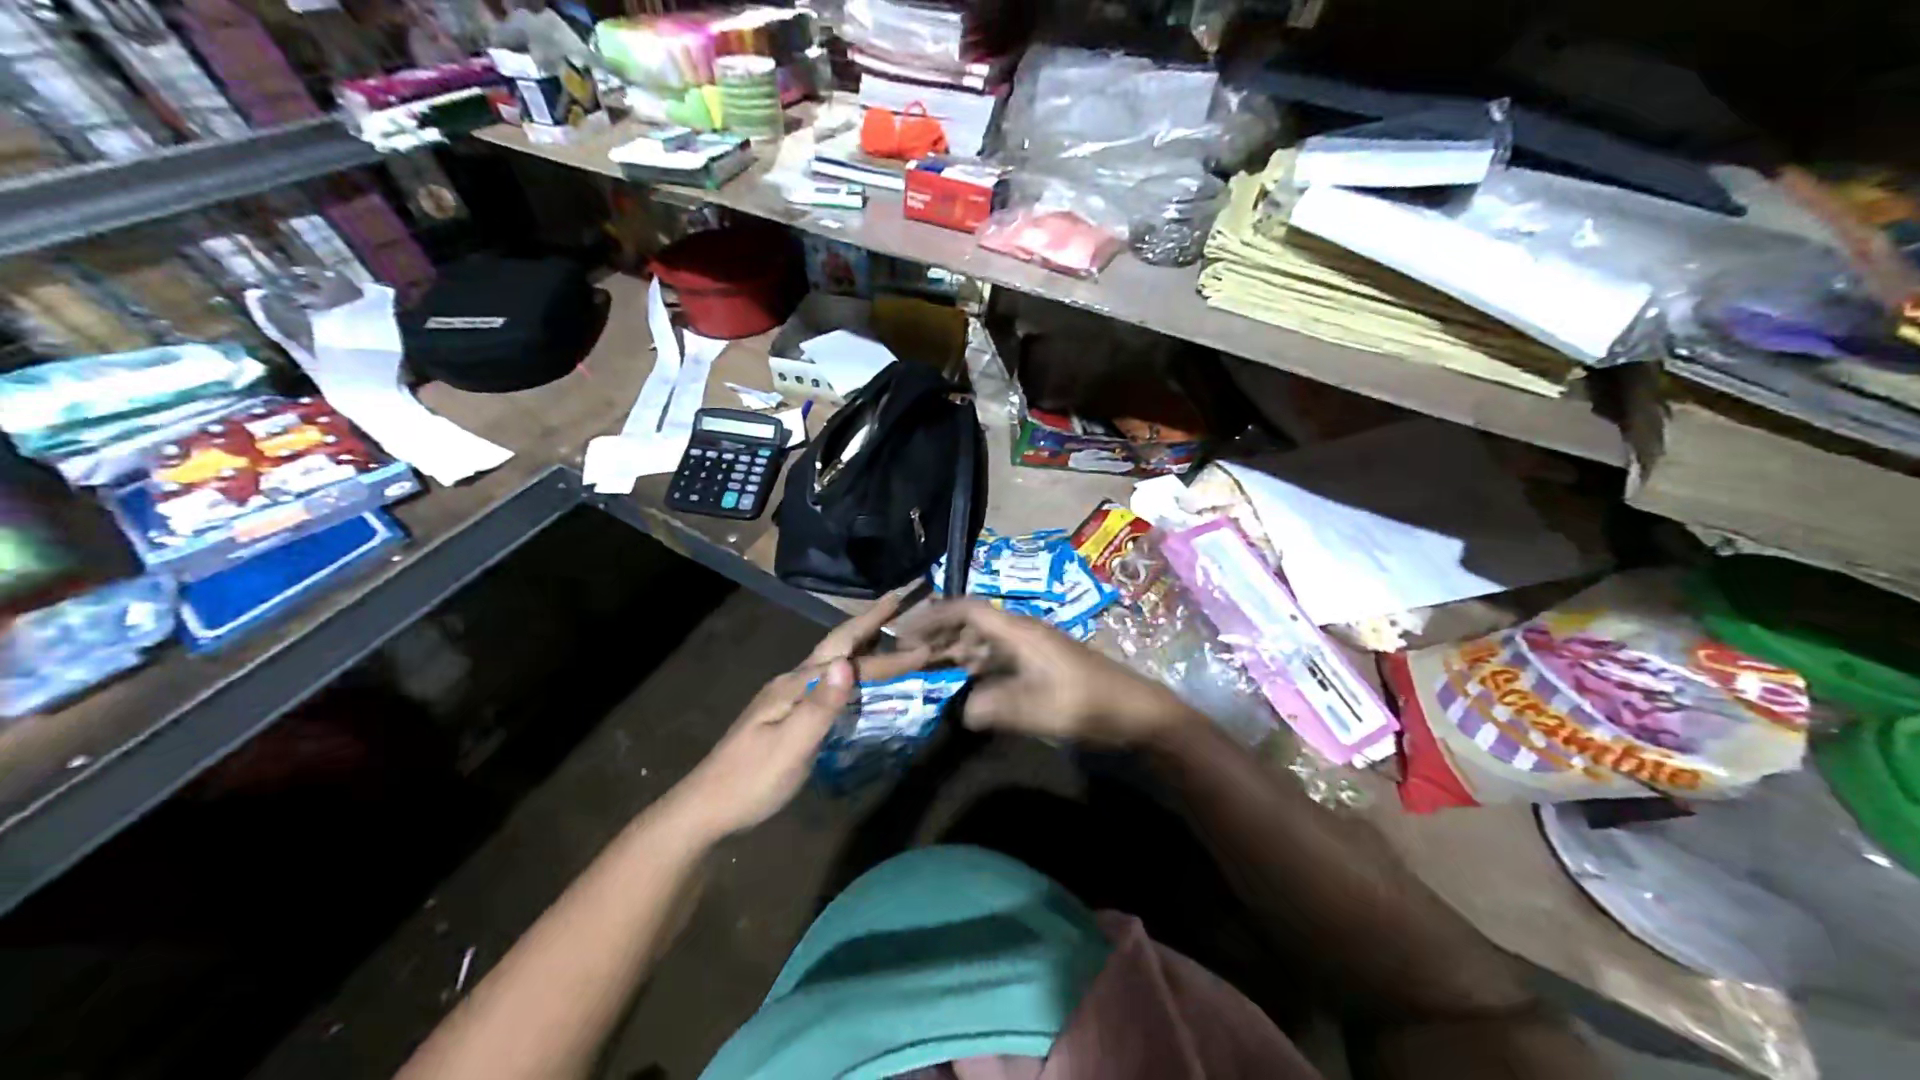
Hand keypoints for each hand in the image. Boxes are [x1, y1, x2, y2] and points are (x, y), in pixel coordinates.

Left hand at [669, 590, 929, 837]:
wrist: (706, 810)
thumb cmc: (752, 780)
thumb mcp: (791, 746)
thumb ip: (820, 705)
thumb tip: (846, 663)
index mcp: (794, 686)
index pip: (848, 661)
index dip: (887, 656)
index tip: (923, 646)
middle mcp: (791, 683)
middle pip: (836, 646)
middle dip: (868, 624)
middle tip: (896, 603)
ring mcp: (786, 698)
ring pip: (831, 662)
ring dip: (860, 645)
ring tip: (886, 633)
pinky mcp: (787, 715)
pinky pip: (827, 682)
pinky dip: (849, 671)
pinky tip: (856, 680)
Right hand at [904, 599, 1196, 745]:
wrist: (1135, 713)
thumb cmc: (1085, 704)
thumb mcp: (1033, 709)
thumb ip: (991, 707)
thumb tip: (963, 709)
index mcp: (1019, 631)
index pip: (967, 609)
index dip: (934, 616)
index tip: (905, 633)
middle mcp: (1022, 632)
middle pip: (972, 623)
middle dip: (939, 634)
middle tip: (909, 654)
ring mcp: (1033, 648)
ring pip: (984, 642)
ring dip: (956, 651)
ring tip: (929, 668)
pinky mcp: (1041, 665)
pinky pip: (998, 658)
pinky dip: (976, 666)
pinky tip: (966, 684)